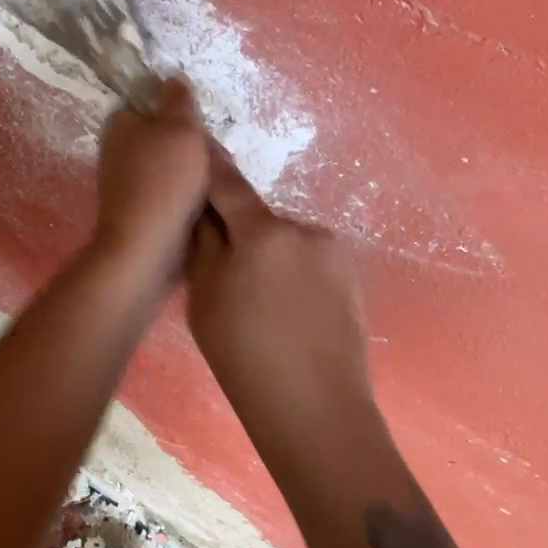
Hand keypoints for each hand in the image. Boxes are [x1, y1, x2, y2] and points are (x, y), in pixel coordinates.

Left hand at [93, 77, 210, 273]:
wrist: (145, 248)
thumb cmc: (165, 181)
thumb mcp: (180, 129)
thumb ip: (178, 101)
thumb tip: (173, 78)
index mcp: (120, 126)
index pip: (151, 107)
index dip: (181, 116)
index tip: (204, 130)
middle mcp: (115, 153)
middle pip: (164, 140)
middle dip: (193, 149)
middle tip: (219, 161)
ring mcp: (123, 186)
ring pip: (170, 170)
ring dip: (194, 177)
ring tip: (218, 187)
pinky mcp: (136, 214)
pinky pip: (168, 197)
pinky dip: (185, 201)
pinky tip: (206, 210)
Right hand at [186, 147, 370, 395]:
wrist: (316, 409)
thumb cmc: (244, 354)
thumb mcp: (205, 296)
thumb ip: (204, 245)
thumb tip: (205, 213)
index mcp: (263, 231)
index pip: (227, 184)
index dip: (209, 163)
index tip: (197, 138)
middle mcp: (305, 230)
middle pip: (256, 220)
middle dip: (236, 233)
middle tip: (219, 275)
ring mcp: (334, 255)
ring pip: (282, 244)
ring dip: (265, 258)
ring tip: (255, 306)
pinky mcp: (350, 279)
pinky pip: (306, 264)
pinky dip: (289, 277)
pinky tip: (283, 315)